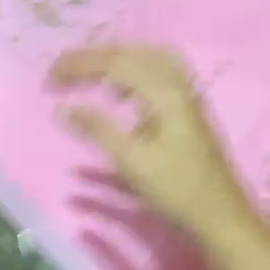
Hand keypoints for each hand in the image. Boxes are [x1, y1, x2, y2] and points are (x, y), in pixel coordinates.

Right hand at [52, 46, 257, 240]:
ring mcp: (185, 94)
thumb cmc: (175, 189)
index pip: (114, 63)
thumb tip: (60, 107)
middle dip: (91, 57)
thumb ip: (95, 128)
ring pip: (145, 57)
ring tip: (88, 75)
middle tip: (61, 71)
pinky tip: (118, 92)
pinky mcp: (186, 107)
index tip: (49, 80)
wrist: (221, 217)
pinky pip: (156, 70)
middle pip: (129, 52)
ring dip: (113, 59)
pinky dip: (130, 70)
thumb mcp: (130, 160)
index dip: (78, 65)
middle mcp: (176, 84)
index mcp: (164, 92)